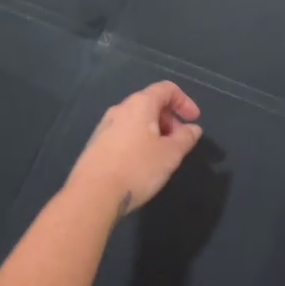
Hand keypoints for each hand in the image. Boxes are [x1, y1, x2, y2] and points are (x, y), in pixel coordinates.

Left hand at [66, 81, 203, 216]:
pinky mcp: (95, 146)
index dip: (184, 101)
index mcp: (140, 104)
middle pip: (150, 104)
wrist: (91, 196)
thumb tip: (193, 128)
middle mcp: (120, 109)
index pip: (166, 89)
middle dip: (169, 119)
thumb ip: (185, 138)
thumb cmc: (137, 168)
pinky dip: (138, 142)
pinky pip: (123, 135)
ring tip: (161, 156)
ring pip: (136, 121)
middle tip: (179, 141)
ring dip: (154, 132)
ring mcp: (104, 127)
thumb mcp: (170, 154)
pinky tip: (140, 165)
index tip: (194, 120)